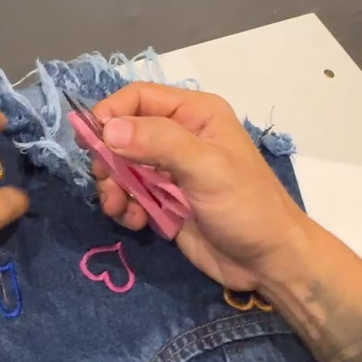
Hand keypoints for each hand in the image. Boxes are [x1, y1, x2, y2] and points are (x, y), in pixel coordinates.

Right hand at [87, 82, 325, 292]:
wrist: (270, 263)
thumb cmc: (247, 207)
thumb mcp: (206, 168)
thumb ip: (159, 143)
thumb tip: (107, 129)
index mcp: (195, 114)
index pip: (138, 97)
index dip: (110, 114)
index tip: (91, 143)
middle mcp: (179, 136)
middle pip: (122, 133)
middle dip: (108, 158)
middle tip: (107, 182)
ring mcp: (169, 170)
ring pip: (120, 166)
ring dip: (112, 187)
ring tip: (119, 208)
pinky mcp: (163, 201)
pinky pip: (128, 195)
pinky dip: (123, 207)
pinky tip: (135, 222)